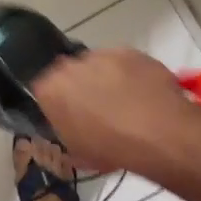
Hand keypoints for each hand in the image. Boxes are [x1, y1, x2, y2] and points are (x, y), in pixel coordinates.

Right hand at [34, 48, 200, 172]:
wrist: (158, 133)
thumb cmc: (110, 147)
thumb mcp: (76, 150)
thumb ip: (64, 129)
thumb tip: (69, 125)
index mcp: (49, 90)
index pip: (42, 89)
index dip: (57, 101)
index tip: (69, 113)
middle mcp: (69, 65)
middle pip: (68, 72)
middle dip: (79, 85)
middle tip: (96, 106)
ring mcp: (100, 55)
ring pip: (95, 64)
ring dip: (103, 77)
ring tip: (123, 100)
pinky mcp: (129, 51)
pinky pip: (122, 61)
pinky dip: (128, 73)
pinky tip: (141, 91)